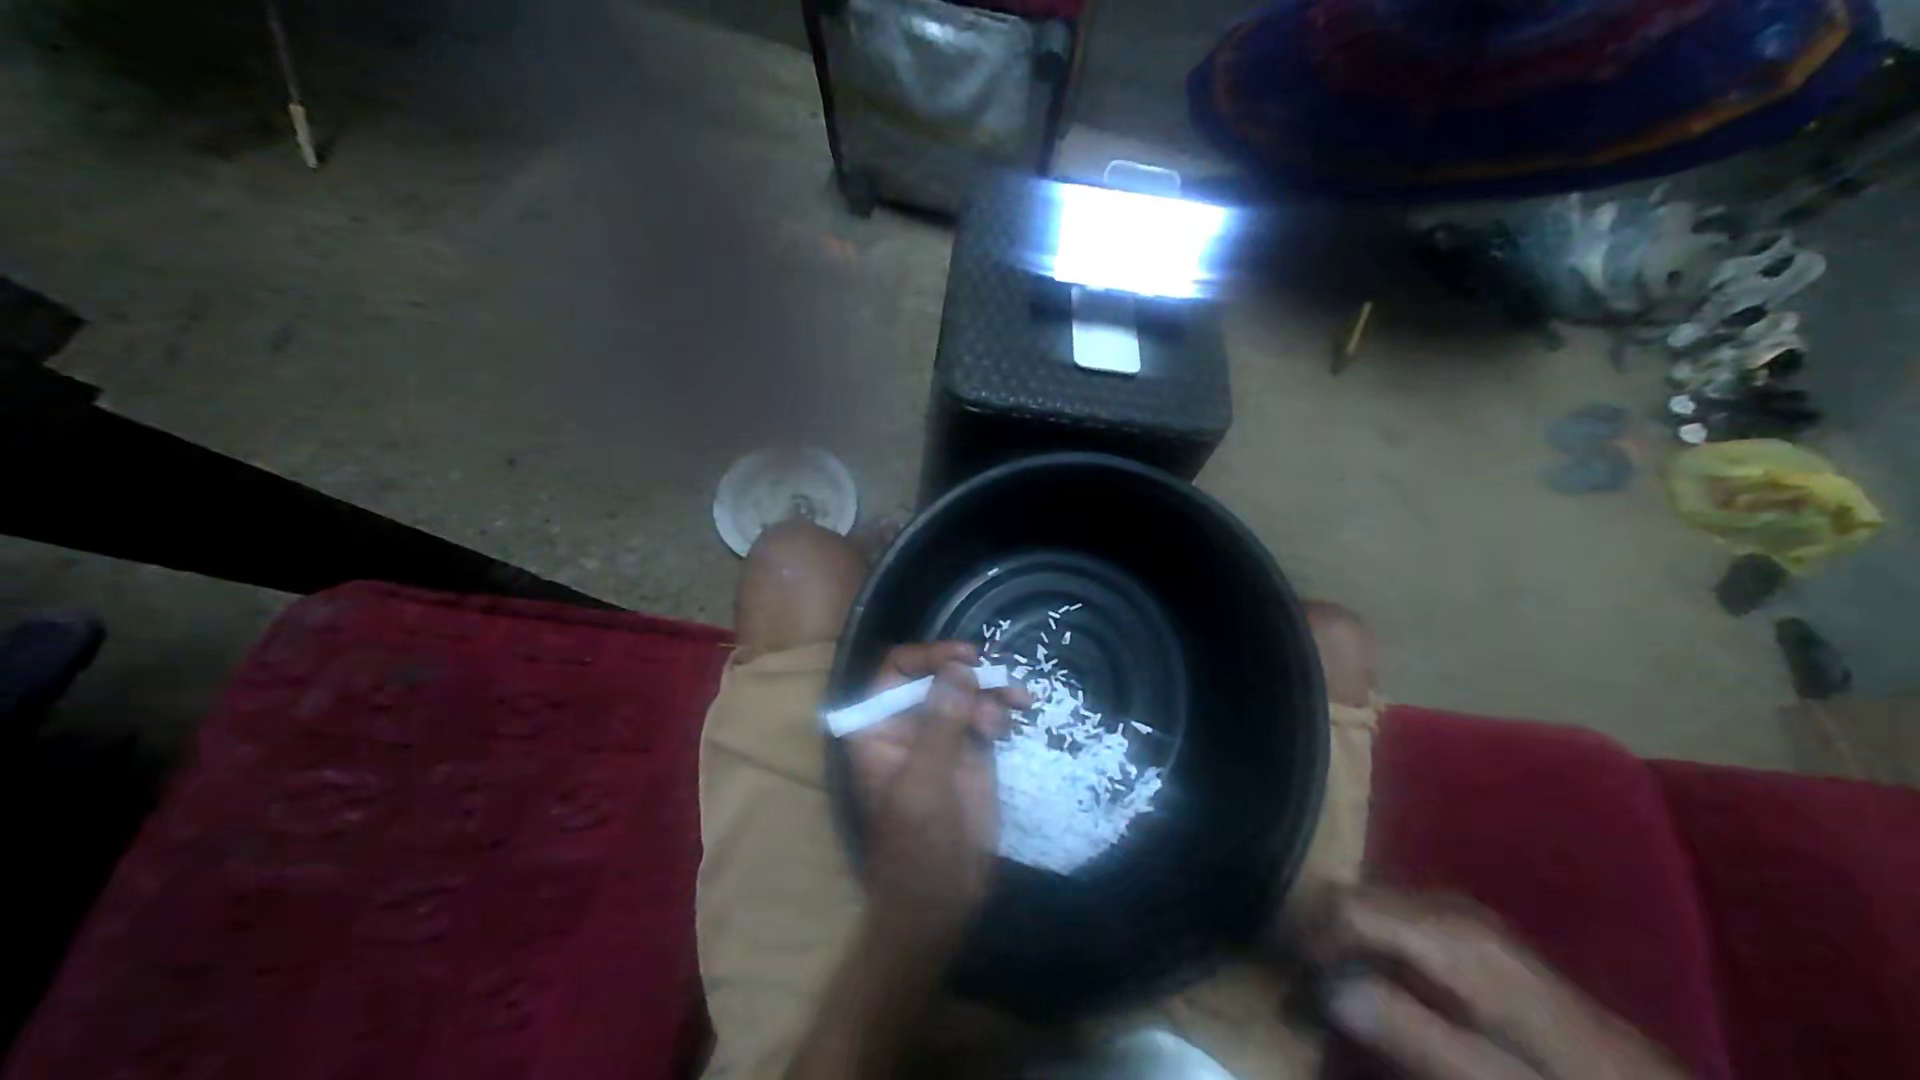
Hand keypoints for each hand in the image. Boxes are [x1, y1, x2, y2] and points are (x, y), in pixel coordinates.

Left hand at [845, 643, 1028, 946]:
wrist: (941, 902)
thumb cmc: (916, 845)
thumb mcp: (924, 782)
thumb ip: (940, 723)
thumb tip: (960, 668)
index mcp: (877, 726)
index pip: (896, 669)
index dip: (928, 656)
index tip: (966, 657)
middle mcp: (906, 724)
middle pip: (938, 675)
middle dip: (971, 675)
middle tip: (1002, 683)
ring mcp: (941, 737)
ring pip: (967, 692)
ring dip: (993, 691)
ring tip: (1017, 703)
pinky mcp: (971, 752)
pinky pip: (986, 715)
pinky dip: (1003, 709)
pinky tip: (1018, 714)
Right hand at [1303, 888, 1688, 1079]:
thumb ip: (1410, 1031)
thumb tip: (1325, 988)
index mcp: (1453, 936)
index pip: (1347, 909)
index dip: (1308, 945)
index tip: (1289, 996)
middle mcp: (1452, 909)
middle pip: (1354, 899)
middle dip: (1318, 941)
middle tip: (1301, 998)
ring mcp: (1467, 919)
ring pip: (1372, 906)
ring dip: (1341, 944)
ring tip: (1328, 995)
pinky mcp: (1476, 937)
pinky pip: (1398, 922)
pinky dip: (1371, 948)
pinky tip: (1373, 987)